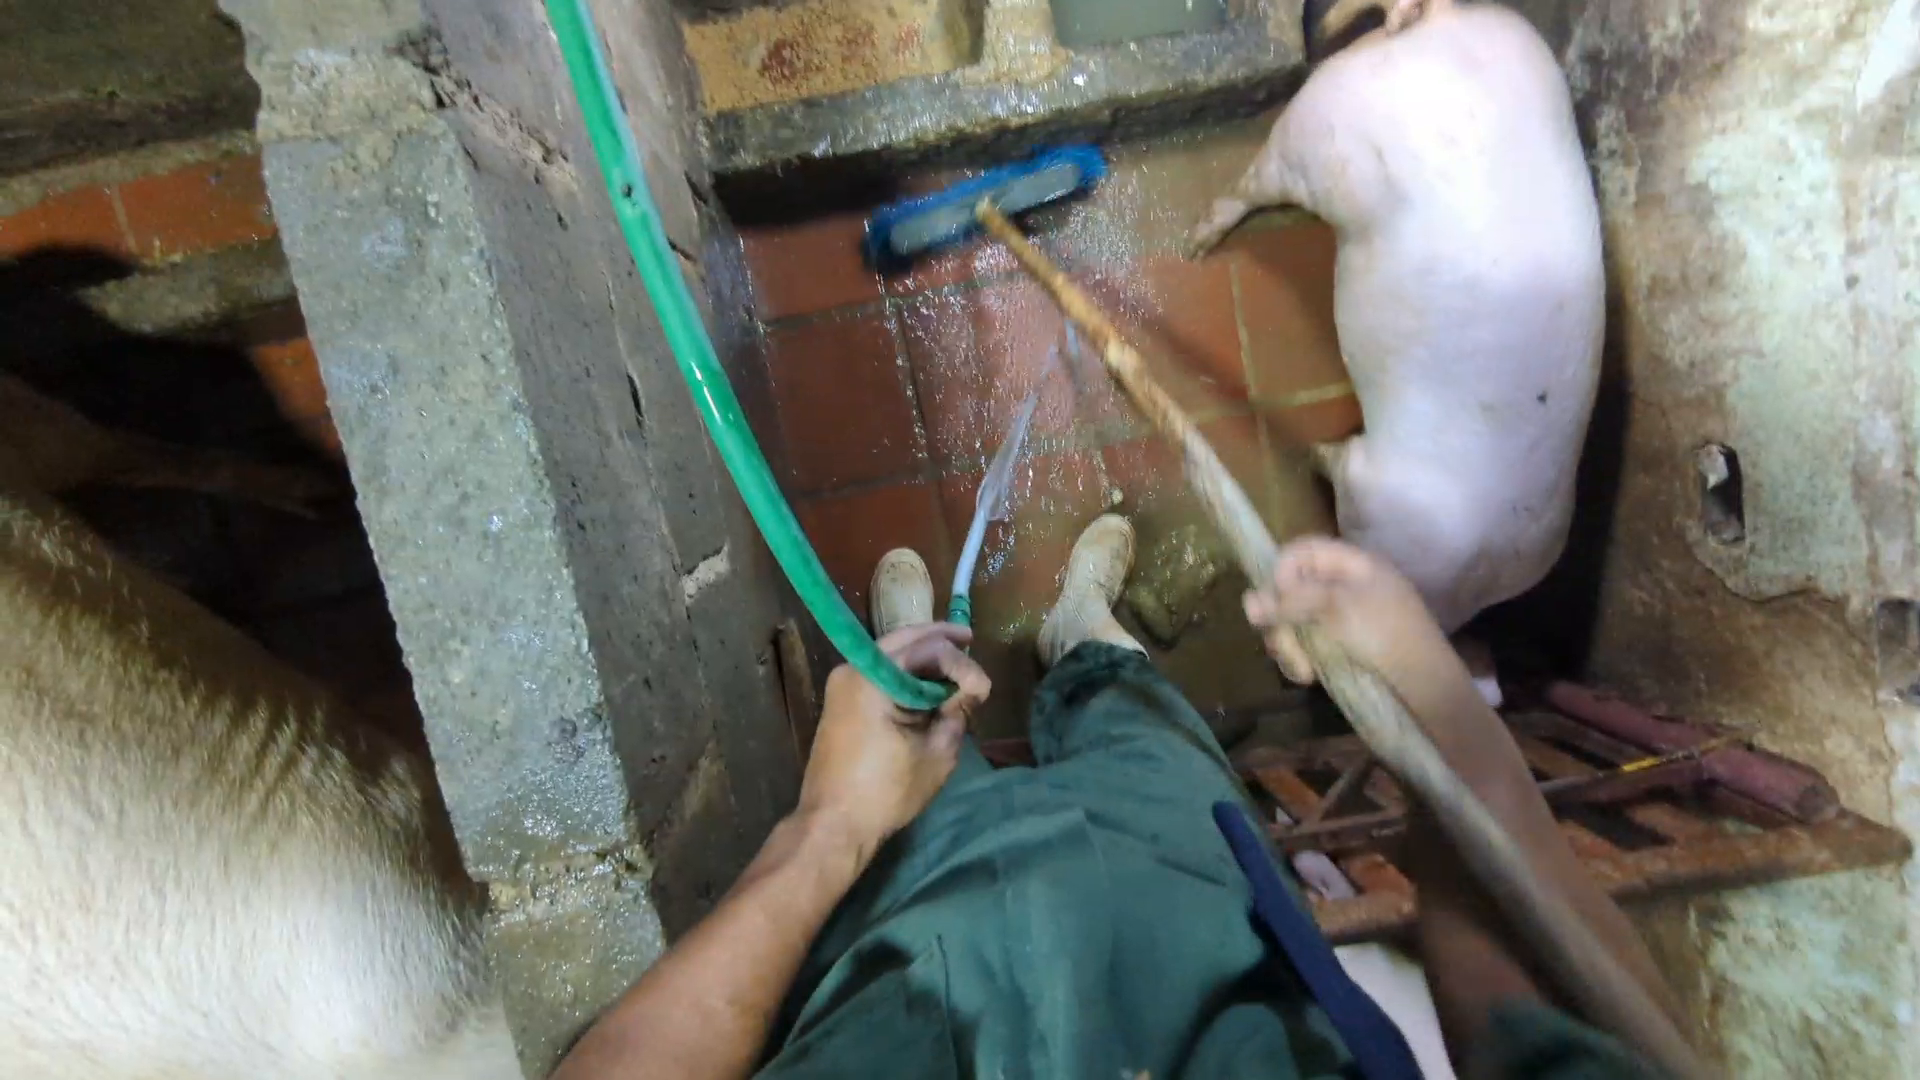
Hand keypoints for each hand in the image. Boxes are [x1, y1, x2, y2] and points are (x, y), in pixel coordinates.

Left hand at [799, 623, 990, 860]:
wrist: (832, 825)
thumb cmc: (885, 792)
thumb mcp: (937, 752)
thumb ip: (956, 711)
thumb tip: (970, 689)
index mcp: (873, 678)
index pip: (927, 650)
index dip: (961, 665)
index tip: (983, 690)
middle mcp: (853, 669)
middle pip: (904, 640)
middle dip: (939, 638)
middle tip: (968, 638)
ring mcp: (844, 683)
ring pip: (891, 653)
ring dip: (922, 654)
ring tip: (955, 657)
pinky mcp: (842, 699)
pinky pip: (881, 672)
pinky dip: (906, 671)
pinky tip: (929, 679)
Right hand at [1242, 536, 1453, 689]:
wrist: (1425, 688)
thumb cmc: (1386, 634)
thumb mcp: (1337, 608)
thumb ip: (1290, 601)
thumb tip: (1247, 602)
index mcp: (1354, 566)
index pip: (1303, 551)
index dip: (1282, 570)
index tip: (1278, 598)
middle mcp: (1344, 588)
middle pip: (1290, 590)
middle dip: (1282, 620)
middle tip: (1283, 645)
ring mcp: (1340, 619)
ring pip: (1291, 622)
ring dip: (1288, 646)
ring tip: (1303, 669)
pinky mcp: (1337, 648)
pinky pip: (1303, 645)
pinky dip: (1299, 660)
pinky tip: (1308, 676)